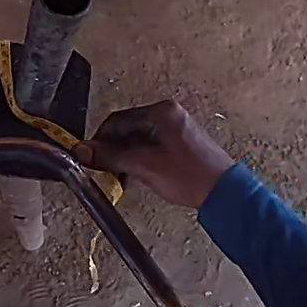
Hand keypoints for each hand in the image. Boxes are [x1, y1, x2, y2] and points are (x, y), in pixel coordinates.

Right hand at [76, 100, 235, 208]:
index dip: (99, 139)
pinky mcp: (178, 144)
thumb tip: (82, 151)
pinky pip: (149, 147)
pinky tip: (132, 175)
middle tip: (100, 168)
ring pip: (136, 140)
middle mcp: (168, 115)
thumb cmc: (190, 176)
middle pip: (126, 129)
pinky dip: (137, 160)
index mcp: (161, 112)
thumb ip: (110, 156)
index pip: (117, 120)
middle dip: (111, 150)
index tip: (88, 155)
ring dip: (123, 157)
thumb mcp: (143, 165)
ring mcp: (174, 130)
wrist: (224, 194)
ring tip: (116, 175)